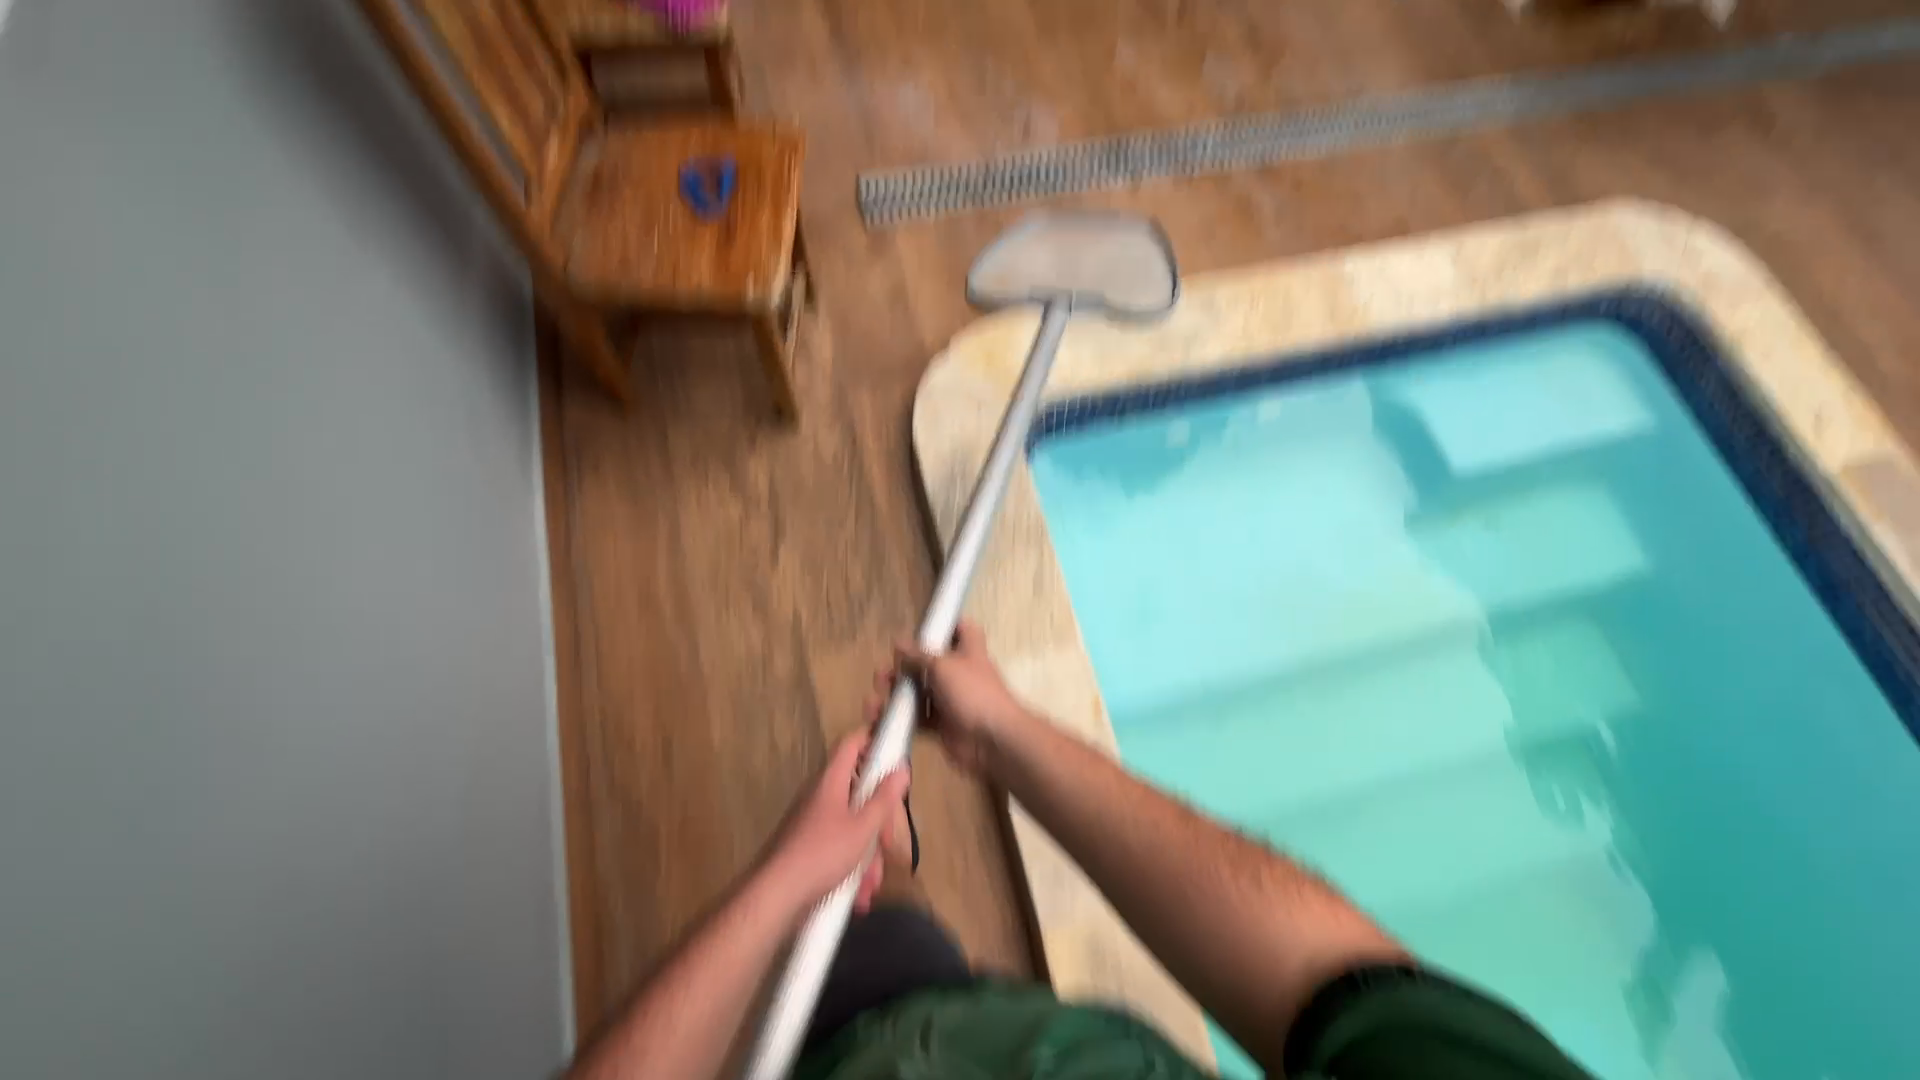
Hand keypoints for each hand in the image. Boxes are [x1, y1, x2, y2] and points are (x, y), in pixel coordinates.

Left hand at [761, 732, 909, 917]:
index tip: (894, 753)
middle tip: (888, 842)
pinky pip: (838, 846)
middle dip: (877, 820)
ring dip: (866, 853)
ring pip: (851, 825)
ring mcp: (812, 821)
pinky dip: (851, 866)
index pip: (851, 744)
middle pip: (857, 792)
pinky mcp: (807, 845)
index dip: (872, 740)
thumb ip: (883, 799)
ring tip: (871, 883)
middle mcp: (820, 795)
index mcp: (831, 781)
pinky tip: (859, 894)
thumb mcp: (862, 828)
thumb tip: (901, 768)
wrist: (775, 896)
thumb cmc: (822, 854)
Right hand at [876, 620, 1031, 776]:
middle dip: (901, 668)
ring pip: (917, 693)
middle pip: (926, 664)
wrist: (993, 741)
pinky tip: (878, 720)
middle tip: (882, 675)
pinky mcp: (940, 727)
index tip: (919, 627)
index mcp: (967, 652)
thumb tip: (898, 641)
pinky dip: (898, 719)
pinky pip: (915, 719)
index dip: (944, 625)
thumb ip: (919, 656)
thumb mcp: (944, 666)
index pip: (961, 629)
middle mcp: (958, 674)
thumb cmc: (973, 693)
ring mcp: (949, 701)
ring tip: (873, 702)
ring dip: (894, 695)